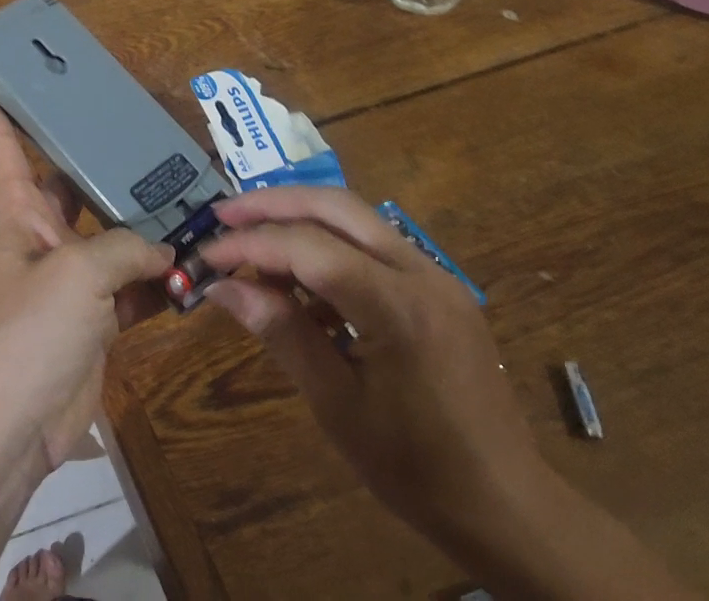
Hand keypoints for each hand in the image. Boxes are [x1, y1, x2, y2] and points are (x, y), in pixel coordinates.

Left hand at [0, 94, 174, 470]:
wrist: (15, 423)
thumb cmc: (30, 332)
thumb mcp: (77, 274)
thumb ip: (124, 247)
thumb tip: (163, 246)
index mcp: (16, 214)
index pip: (2, 146)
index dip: (0, 108)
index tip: (4, 71)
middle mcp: (40, 238)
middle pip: (68, 183)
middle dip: (99, 158)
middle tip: (148, 128)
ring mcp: (69, 280)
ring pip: (110, 235)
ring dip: (144, 219)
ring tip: (192, 188)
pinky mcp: (95, 319)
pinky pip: (132, 286)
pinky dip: (161, 277)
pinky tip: (199, 260)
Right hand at [197, 188, 549, 550]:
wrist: (504, 503)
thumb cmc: (412, 464)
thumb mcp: (335, 402)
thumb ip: (281, 331)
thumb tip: (221, 287)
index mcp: (398, 307)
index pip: (308, 248)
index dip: (249, 245)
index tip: (204, 257)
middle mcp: (422, 275)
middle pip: (337, 208)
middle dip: (273, 205)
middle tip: (221, 216)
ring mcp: (437, 279)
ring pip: (357, 221)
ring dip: (300, 221)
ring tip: (251, 246)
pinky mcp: (439, 292)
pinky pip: (374, 250)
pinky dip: (329, 250)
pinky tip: (300, 285)